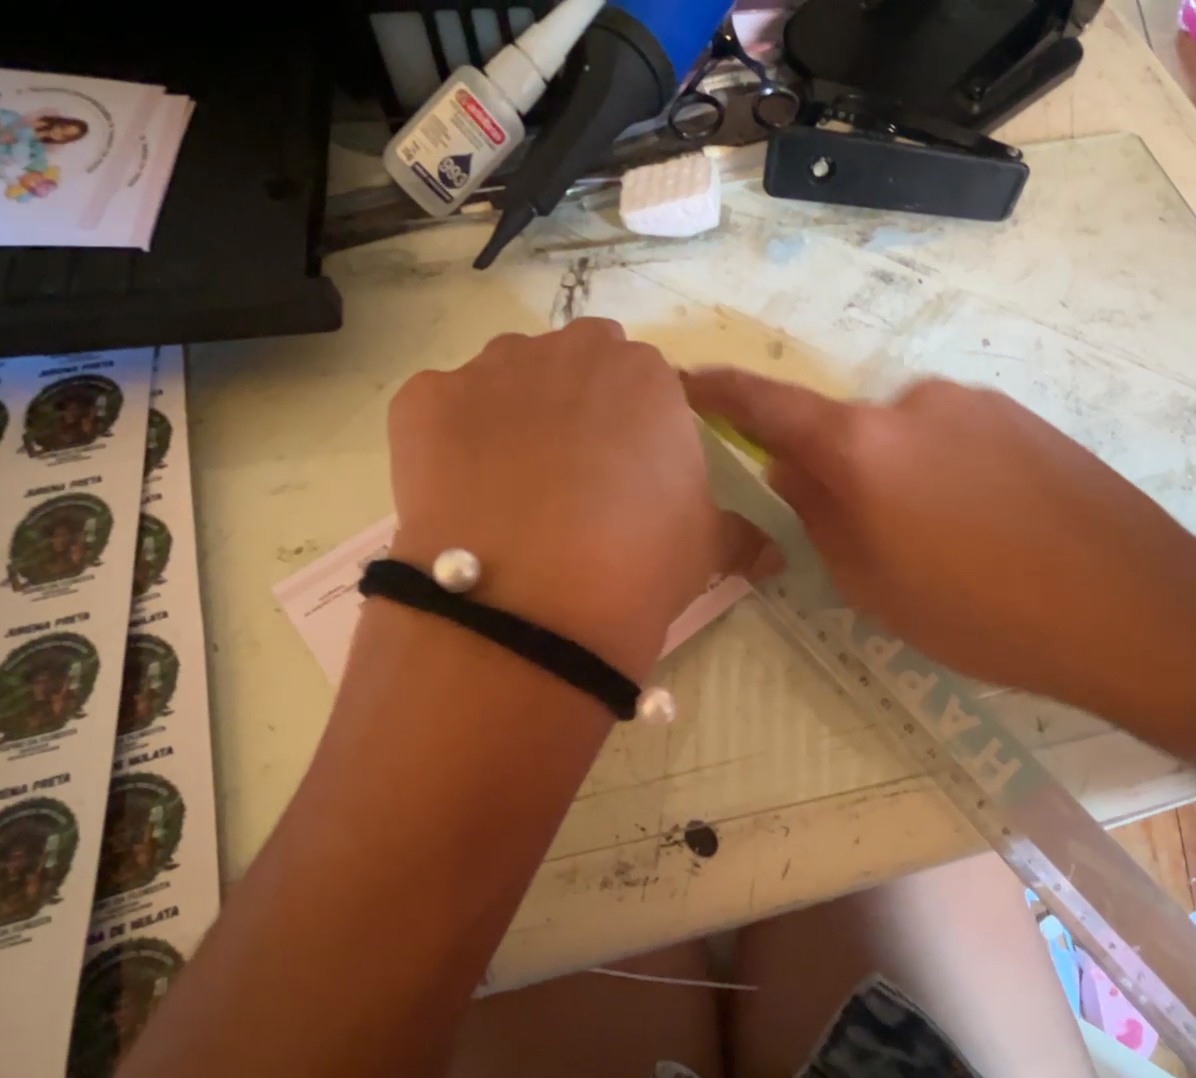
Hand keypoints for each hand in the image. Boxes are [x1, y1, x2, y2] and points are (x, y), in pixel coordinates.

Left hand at [388, 320, 732, 680]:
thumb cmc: (637, 565)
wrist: (530, 608)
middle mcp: (567, 352)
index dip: (633, 427)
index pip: (642, 382)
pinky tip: (461, 493)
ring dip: (514, 412)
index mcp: (645, 374)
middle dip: (576, 403)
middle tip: (572, 476)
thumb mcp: (703, 548)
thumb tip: (770, 551)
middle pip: (574, 363)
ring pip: (506, 377)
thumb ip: (737, 533)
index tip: (625, 472)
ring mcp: (489, 370)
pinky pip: (443, 407)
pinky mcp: (425, 400)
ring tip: (511, 487)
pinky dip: (450, 439)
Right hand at [682, 369, 1195, 741]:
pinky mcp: (1024, 417)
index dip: (720, 393)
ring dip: (899, 480)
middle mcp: (912, 402)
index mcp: (860, 443)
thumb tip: (787, 469)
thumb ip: (817, 517)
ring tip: (944, 548)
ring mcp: (974, 403)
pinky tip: (988, 531)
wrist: (1135, 609)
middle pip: (844, 430)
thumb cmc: (981, 613)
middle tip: (865, 541)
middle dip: (837, 474)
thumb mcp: (873, 586)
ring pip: (903, 439)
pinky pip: (954, 441)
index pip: (767, 404)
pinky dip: (945, 477)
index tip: (686, 384)